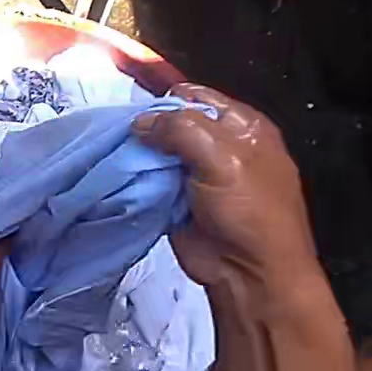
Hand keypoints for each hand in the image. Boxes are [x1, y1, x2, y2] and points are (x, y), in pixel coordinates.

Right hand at [133, 84, 326, 303]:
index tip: (141, 117)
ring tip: (122, 157)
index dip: (167, 102)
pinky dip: (136, 176)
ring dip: (139, 153)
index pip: (195, 96)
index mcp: (242, 126)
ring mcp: (196, 172)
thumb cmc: (249, 213)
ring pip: (156, 149)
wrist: (249, 275)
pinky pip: (149, 176)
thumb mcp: (222, 158)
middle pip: (171, 121)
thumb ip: (181, 129)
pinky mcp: (176, 196)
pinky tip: (124, 176)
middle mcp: (219, 144)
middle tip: (129, 139)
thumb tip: (139, 123)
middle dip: (149, 128)